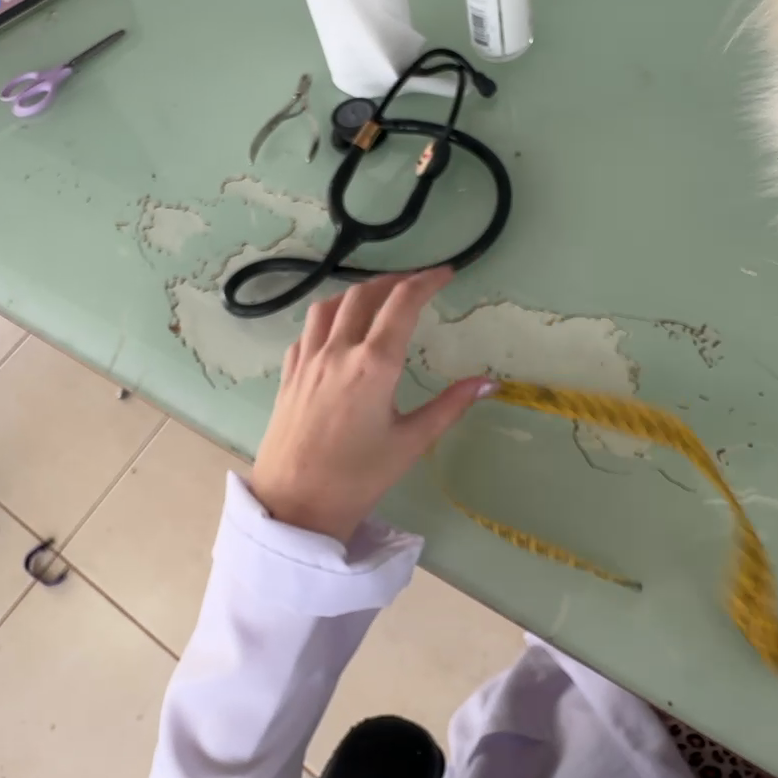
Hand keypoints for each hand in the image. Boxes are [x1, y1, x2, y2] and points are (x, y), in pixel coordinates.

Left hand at [250, 269, 495, 542]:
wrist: (293, 505)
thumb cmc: (357, 478)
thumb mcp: (411, 443)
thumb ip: (450, 406)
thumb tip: (488, 382)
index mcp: (374, 363)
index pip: (403, 302)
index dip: (427, 280)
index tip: (445, 273)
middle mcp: (338, 350)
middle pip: (364, 293)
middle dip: (393, 281)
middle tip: (415, 284)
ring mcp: (308, 359)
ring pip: (329, 305)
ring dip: (356, 293)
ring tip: (375, 299)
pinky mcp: (288, 373)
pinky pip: (307, 330)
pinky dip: (326, 318)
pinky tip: (335, 332)